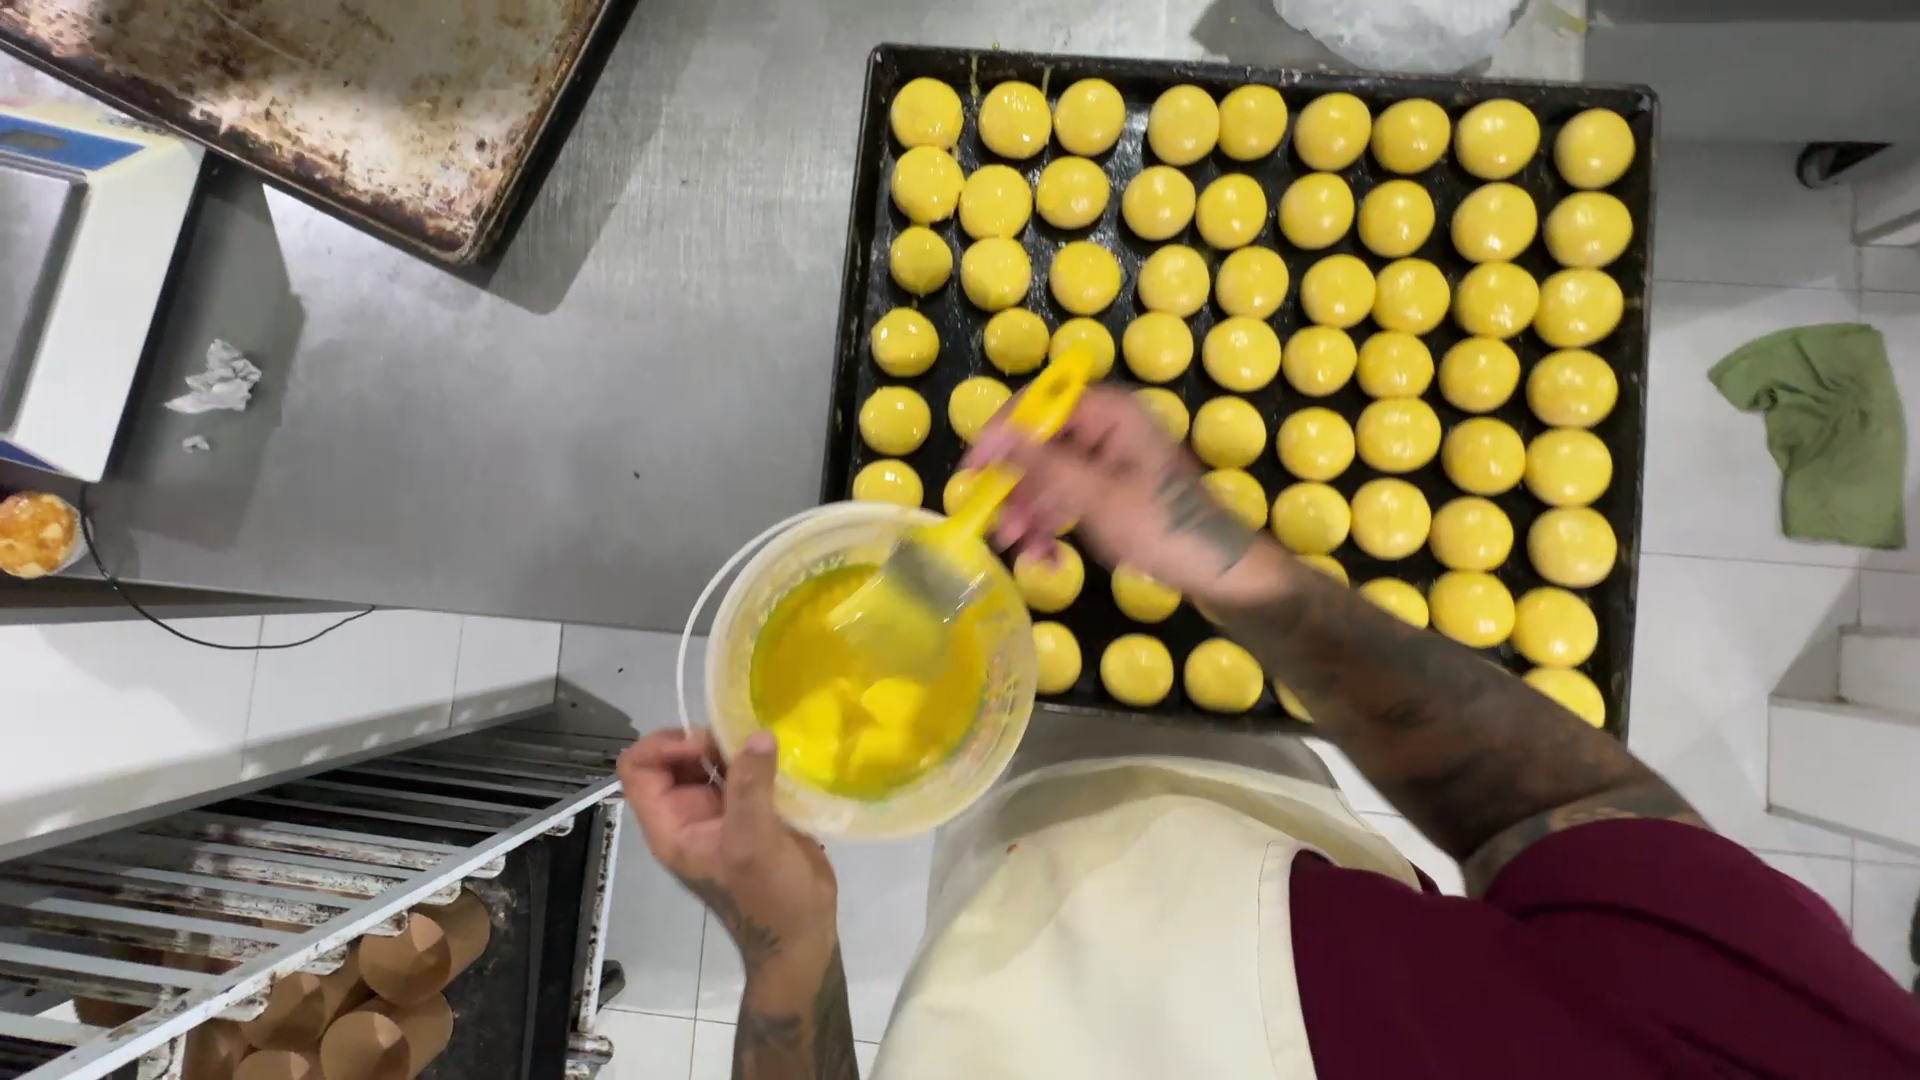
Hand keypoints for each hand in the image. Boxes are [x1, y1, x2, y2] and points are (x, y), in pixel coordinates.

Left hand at [618, 729, 837, 975]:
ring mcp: (722, 812)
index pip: (639, 769)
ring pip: (711, 760)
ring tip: (764, 742)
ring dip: (733, 744)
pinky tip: (780, 751)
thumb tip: (758, 735)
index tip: (705, 744)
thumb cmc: (766, 897)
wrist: (800, 933)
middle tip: (740, 739)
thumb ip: (750, 788)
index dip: (663, 746)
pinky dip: (757, 755)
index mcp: (672, 826)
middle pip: (674, 758)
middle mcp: (690, 814)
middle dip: (702, 740)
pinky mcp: (754, 810)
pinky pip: (745, 770)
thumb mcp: (752, 843)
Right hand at [963, 384, 1283, 600]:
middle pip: (1038, 445)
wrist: (1218, 570)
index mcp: (1109, 413)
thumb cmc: (1163, 526)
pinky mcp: (1106, 491)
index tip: (973, 471)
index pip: (1039, 405)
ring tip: (1020, 550)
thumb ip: (1042, 463)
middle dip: (1015, 488)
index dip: (1001, 434)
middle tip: (996, 524)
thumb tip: (992, 433)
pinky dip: (1051, 526)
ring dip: (1029, 514)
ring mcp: (1105, 462)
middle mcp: (1104, 429)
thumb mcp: (1096, 496)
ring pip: (1047, 478)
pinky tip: (1046, 558)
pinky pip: (1064, 499)